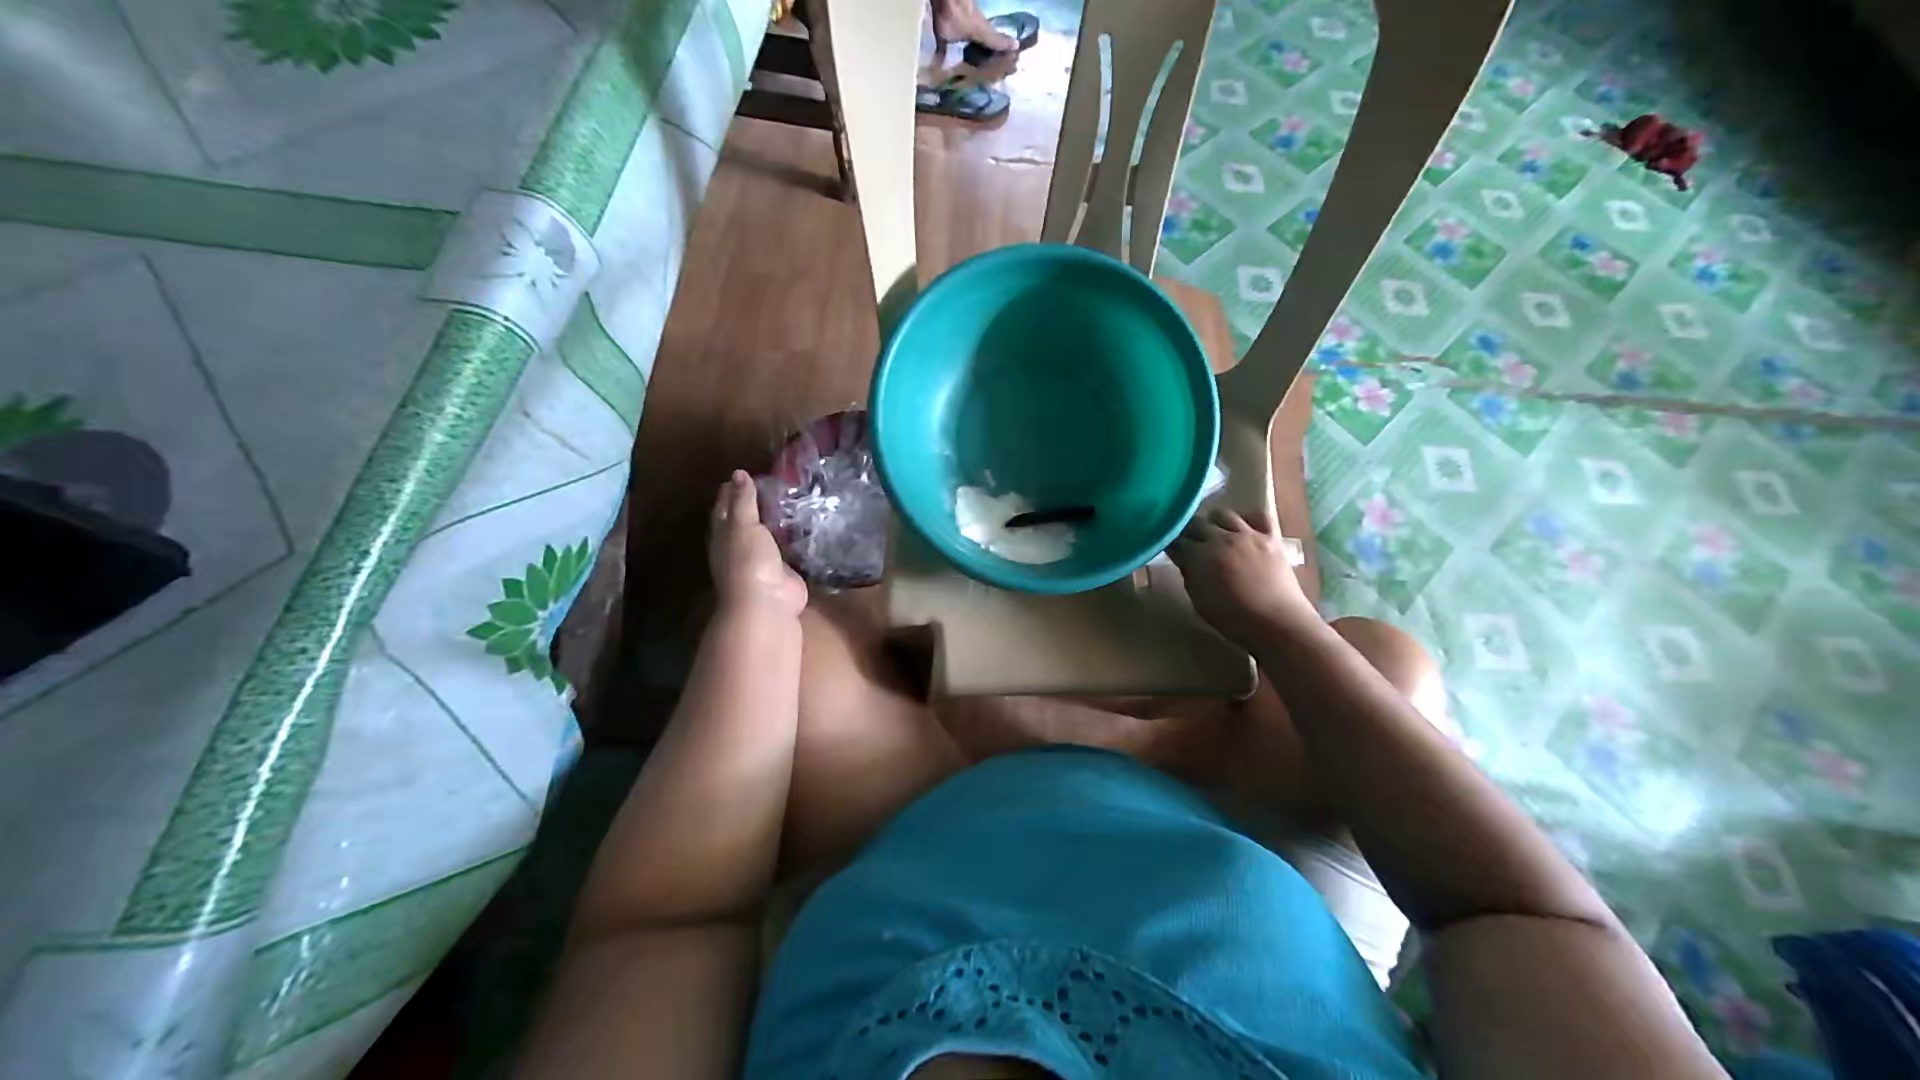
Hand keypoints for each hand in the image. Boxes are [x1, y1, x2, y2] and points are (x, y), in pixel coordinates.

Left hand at [709, 470, 806, 618]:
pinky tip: (807, 524)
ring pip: (769, 533)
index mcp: (724, 534)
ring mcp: (763, 559)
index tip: (747, 472)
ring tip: (795, 497)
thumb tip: (738, 473)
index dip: (733, 490)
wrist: (767, 603)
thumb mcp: (743, 525)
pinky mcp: (784, 569)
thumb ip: (743, 501)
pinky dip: (795, 536)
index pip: (725, 506)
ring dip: (779, 519)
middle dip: (756, 503)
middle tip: (775, 482)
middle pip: (746, 519)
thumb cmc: (748, 561)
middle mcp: (740, 546)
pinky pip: (789, 547)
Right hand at [1167, 508, 1318, 647]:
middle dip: (1188, 530)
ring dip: (1214, 522)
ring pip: (1222, 513)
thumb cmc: (1234, 620)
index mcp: (1199, 557)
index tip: (1168, 547)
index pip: (1175, 541)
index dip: (1169, 543)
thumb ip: (1190, 576)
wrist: (1277, 623)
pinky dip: (1248, 519)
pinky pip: (1257, 516)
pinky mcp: (1270, 536)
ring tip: (1215, 533)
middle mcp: (1221, 539)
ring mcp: (1248, 535)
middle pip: (1196, 523)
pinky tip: (1244, 530)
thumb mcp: (1199, 602)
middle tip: (1188, 541)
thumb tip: (1187, 562)